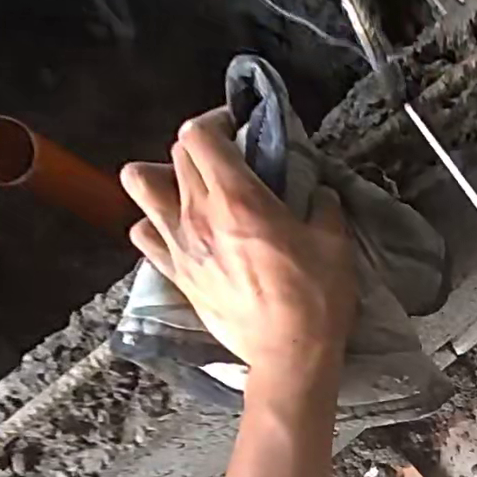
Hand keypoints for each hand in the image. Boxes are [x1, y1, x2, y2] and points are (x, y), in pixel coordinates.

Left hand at [121, 108, 355, 404]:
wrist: (290, 354)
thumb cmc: (316, 299)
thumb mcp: (336, 246)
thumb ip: (324, 209)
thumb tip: (319, 193)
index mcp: (238, 199)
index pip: (201, 135)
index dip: (217, 122)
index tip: (239, 129)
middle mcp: (198, 214)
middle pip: (177, 154)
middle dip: (203, 148)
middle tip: (229, 162)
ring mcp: (179, 245)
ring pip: (139, 183)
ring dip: (162, 177)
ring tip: (189, 193)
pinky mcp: (176, 274)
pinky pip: (143, 234)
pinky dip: (155, 224)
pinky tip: (180, 233)